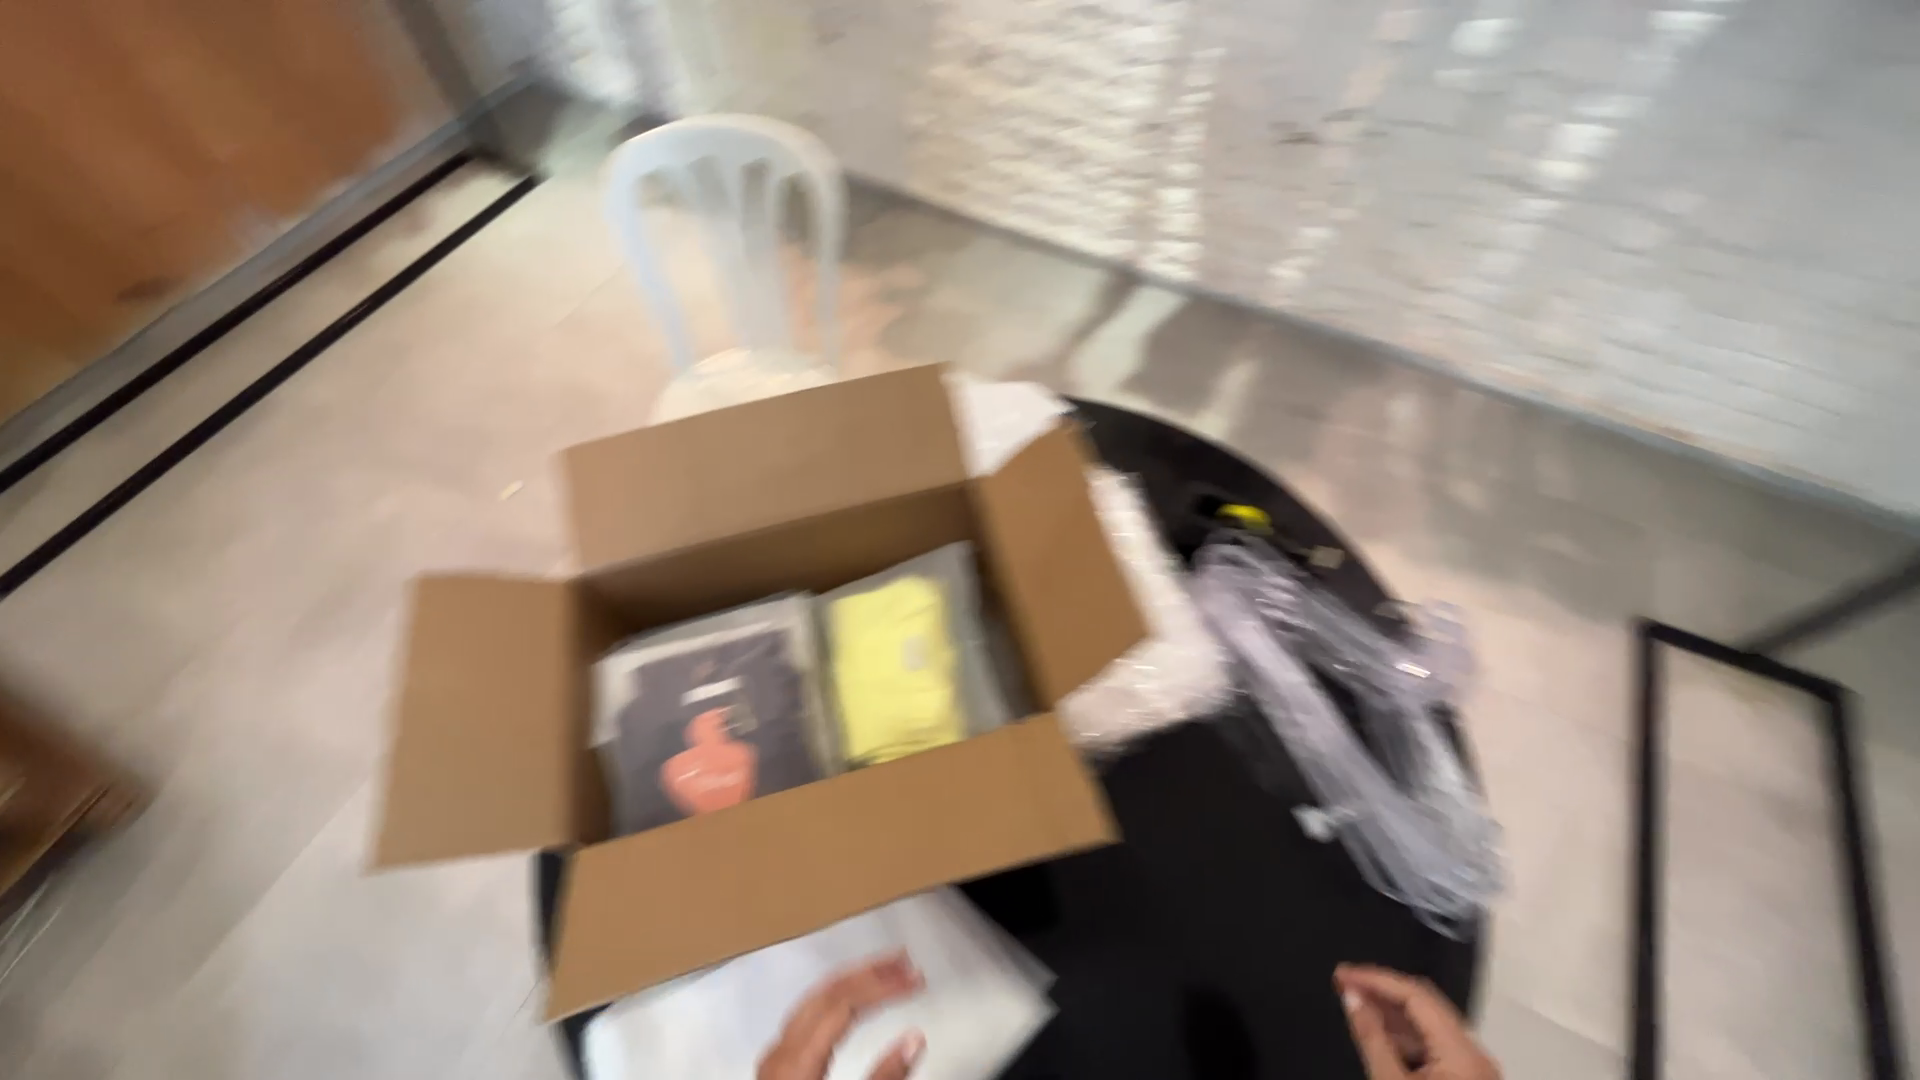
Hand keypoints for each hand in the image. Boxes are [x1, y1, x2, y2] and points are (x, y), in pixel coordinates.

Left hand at [758, 950, 926, 1079]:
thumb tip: (914, 1039)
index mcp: (796, 1062)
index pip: (845, 1002)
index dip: (883, 984)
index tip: (916, 977)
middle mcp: (779, 1053)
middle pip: (827, 992)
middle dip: (869, 972)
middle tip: (906, 961)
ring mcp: (773, 1060)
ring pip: (813, 999)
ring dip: (851, 980)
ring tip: (884, 971)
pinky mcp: (775, 1071)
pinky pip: (806, 1015)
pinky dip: (834, 998)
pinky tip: (848, 1000)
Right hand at [1335, 964, 1500, 1079]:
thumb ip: (1371, 1037)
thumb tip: (1351, 995)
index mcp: (1463, 1050)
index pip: (1415, 995)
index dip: (1376, 978)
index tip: (1341, 973)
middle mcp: (1475, 1052)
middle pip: (1425, 1004)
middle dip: (1383, 989)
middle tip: (1344, 982)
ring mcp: (1475, 1067)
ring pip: (1429, 1023)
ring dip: (1392, 1010)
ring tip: (1356, 1002)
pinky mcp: (1468, 1078)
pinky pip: (1434, 1043)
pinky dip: (1405, 1032)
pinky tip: (1380, 1032)